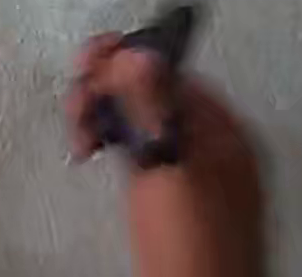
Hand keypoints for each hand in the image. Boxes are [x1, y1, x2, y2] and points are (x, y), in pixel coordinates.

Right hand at [65, 39, 266, 276]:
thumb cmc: (194, 248)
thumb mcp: (168, 163)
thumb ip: (151, 105)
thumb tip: (137, 52)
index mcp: (221, 129)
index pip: (166, 67)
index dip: (125, 58)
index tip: (93, 60)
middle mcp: (205, 138)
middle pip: (144, 84)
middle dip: (104, 85)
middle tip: (82, 93)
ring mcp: (182, 158)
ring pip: (129, 106)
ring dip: (95, 106)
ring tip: (80, 123)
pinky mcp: (159, 177)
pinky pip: (125, 133)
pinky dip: (101, 130)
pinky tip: (88, 142)